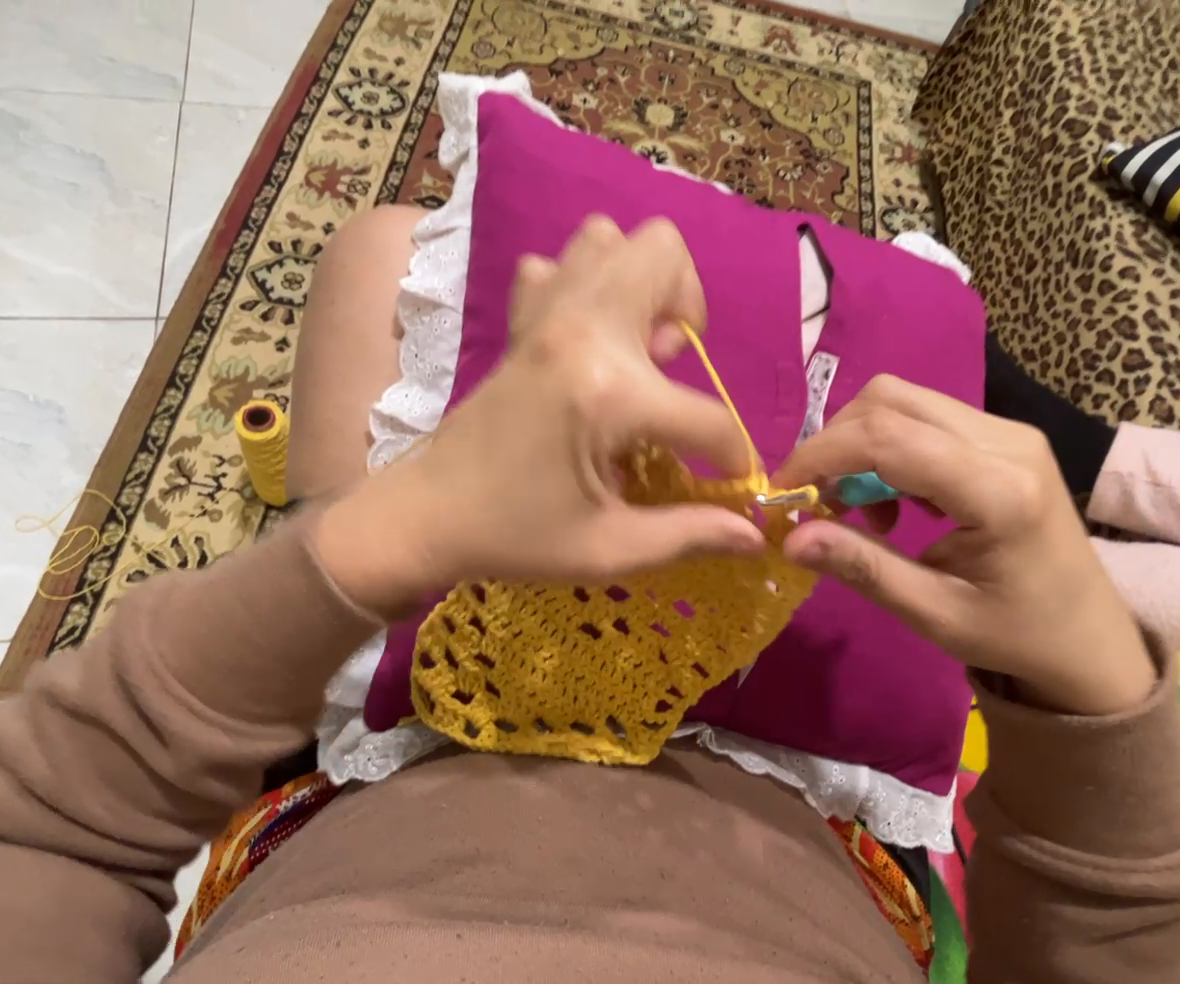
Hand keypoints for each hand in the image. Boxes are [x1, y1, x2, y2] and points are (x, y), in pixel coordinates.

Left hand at [315, 216, 764, 614]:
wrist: (425, 517)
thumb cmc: (514, 537)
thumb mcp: (606, 549)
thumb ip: (688, 535)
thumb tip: (754, 535)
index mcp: (609, 394)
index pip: (707, 416)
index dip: (733, 455)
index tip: (733, 481)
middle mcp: (581, 332)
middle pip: (663, 253)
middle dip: (689, 308)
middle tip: (669, 369)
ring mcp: (544, 316)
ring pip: (610, 239)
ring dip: (637, 284)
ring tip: (631, 347)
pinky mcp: (518, 323)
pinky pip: (556, 265)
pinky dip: (581, 286)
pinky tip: (582, 341)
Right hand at [773, 376, 1156, 715]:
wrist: (1090, 638)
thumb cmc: (1015, 635)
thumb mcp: (933, 613)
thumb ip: (863, 568)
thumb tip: (790, 539)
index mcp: (999, 491)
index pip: (887, 438)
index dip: (820, 455)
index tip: (781, 494)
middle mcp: (1008, 442)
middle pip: (891, 400)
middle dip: (835, 445)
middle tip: (818, 503)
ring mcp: (1010, 432)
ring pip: (903, 402)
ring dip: (859, 446)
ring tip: (858, 509)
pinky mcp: (1003, 437)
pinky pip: (923, 418)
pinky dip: (886, 451)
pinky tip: (893, 502)